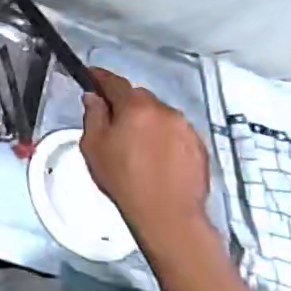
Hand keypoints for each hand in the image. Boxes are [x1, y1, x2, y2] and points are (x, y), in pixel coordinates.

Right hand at [80, 68, 212, 251]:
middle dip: (126, 106)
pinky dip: (165, 139)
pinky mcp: (199, 145)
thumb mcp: (94, 148)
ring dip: (147, 123)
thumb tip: (94, 98)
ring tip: (138, 150)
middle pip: (139, 98)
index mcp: (136, 106)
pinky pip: (176, 133)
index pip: (115, 82)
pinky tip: (157, 160)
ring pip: (159, 115)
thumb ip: (93, 116)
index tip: (92, 76)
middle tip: (114, 127)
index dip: (100, 77)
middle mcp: (164, 110)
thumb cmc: (124, 181)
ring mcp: (185, 127)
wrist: (167, 214)